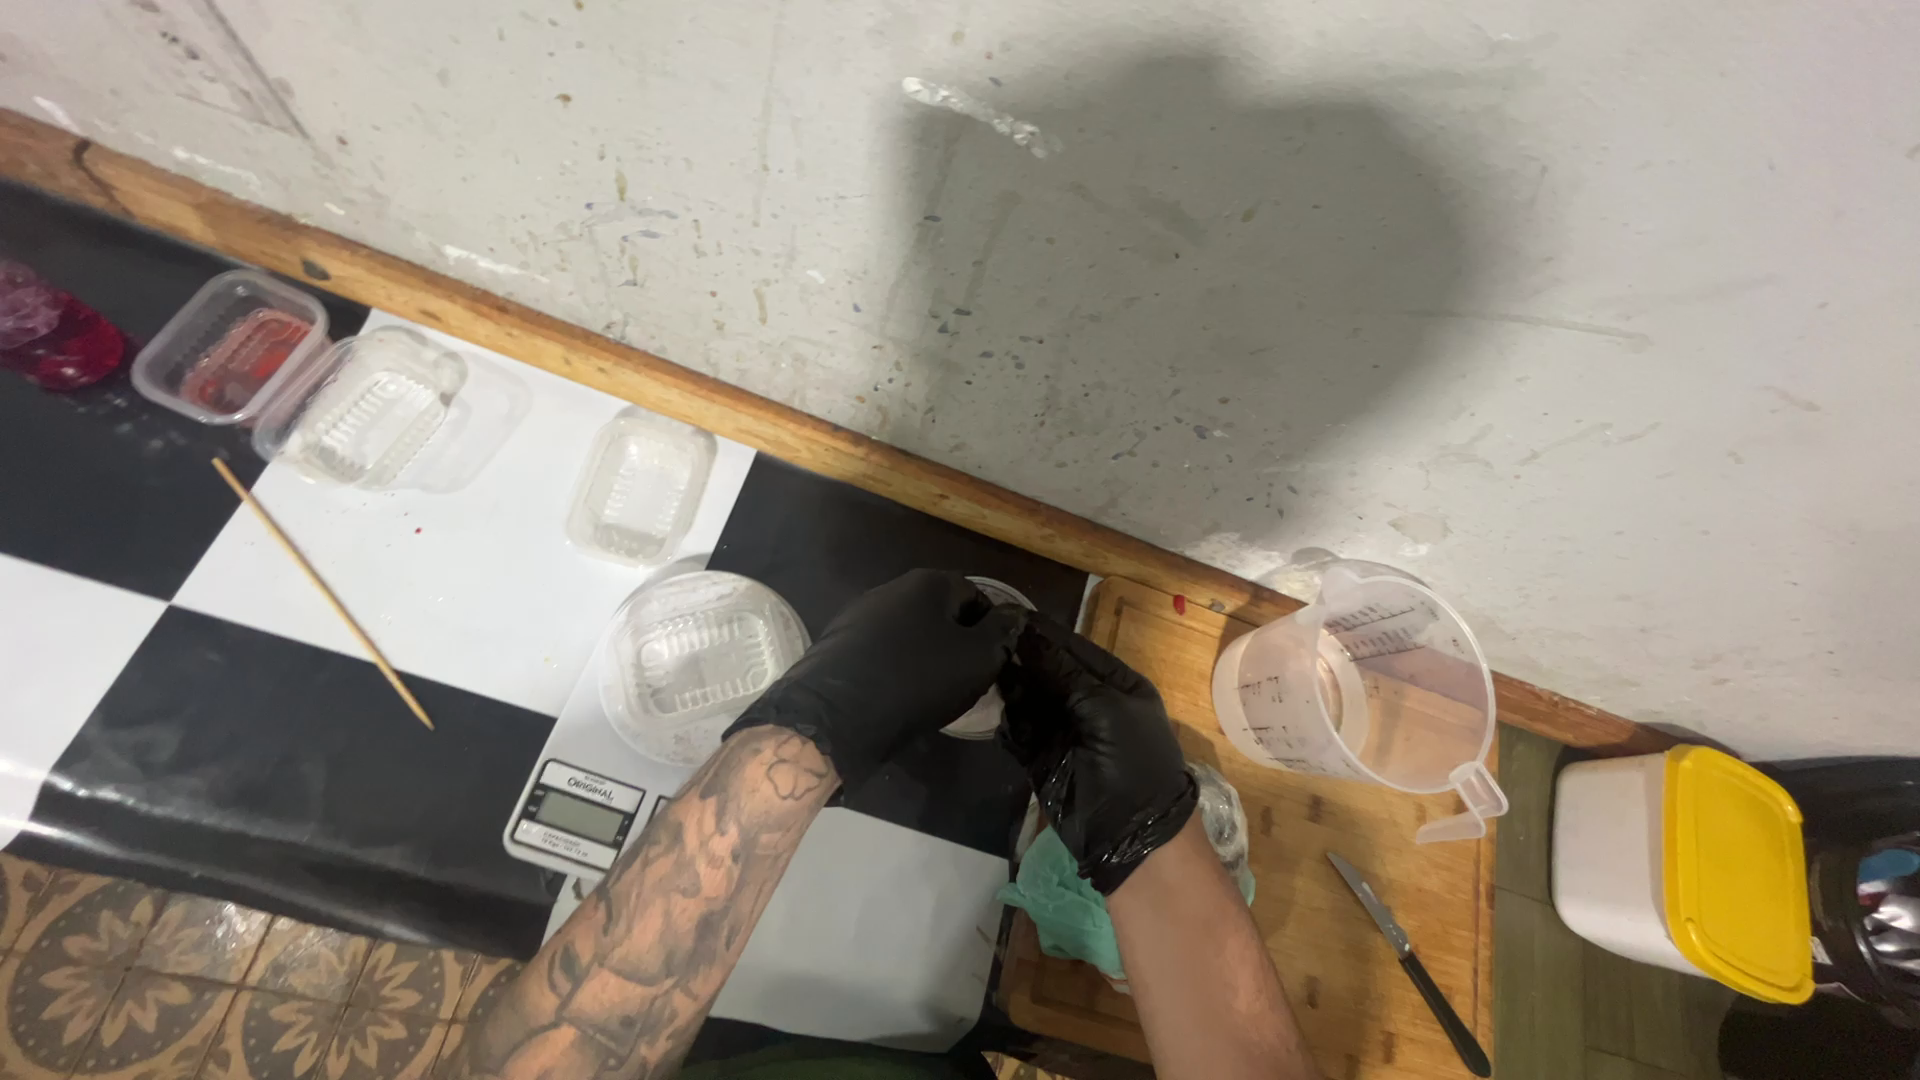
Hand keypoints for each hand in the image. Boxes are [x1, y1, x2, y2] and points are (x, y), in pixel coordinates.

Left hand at [725, 569, 1027, 788]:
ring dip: (923, 654)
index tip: (993, 660)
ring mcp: (859, 615)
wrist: (838, 713)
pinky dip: (894, 667)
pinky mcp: (837, 643)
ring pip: (908, 631)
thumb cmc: (918, 678)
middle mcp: (892, 588)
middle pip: (939, 611)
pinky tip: (897, 694)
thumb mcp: (977, 659)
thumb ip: (1001, 633)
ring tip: (932, 690)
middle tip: (965, 677)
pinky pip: (880, 651)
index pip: (975, 595)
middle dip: (955, 640)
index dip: (990, 628)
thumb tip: (1014, 615)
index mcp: (929, 582)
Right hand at [998, 614, 1197, 893]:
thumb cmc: (1132, 762)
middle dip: (1021, 658)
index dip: (1042, 632)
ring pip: (1029, 699)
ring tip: (983, 672)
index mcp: (1114, 683)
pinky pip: (1019, 732)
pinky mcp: (1042, 758)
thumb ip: (1063, 671)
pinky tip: (995, 715)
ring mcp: (1064, 730)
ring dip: (1010, 689)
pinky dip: (1007, 724)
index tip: (1006, 613)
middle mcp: (1088, 701)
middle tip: (984, 639)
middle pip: (1046, 671)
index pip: (1072, 647)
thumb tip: (1027, 634)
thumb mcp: (1105, 708)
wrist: (1132, 838)